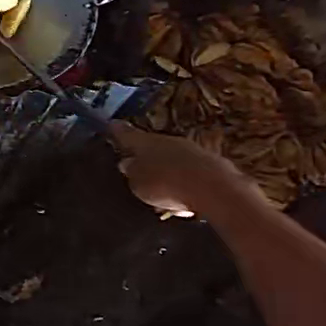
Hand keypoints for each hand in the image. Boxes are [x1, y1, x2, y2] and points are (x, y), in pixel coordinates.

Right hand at [111, 122, 249, 218]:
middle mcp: (167, 140)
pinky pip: (190, 172)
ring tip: (159, 191)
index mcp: (144, 142)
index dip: (116, 131)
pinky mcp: (210, 165)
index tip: (110, 126)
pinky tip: (182, 200)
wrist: (215, 189)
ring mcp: (191, 150)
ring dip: (165, 170)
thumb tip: (127, 164)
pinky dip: (183, 182)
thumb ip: (131, 174)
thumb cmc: (166, 184)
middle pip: (150, 145)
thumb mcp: (138, 184)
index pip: (125, 133)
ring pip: (171, 158)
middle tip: (135, 170)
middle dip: (143, 156)